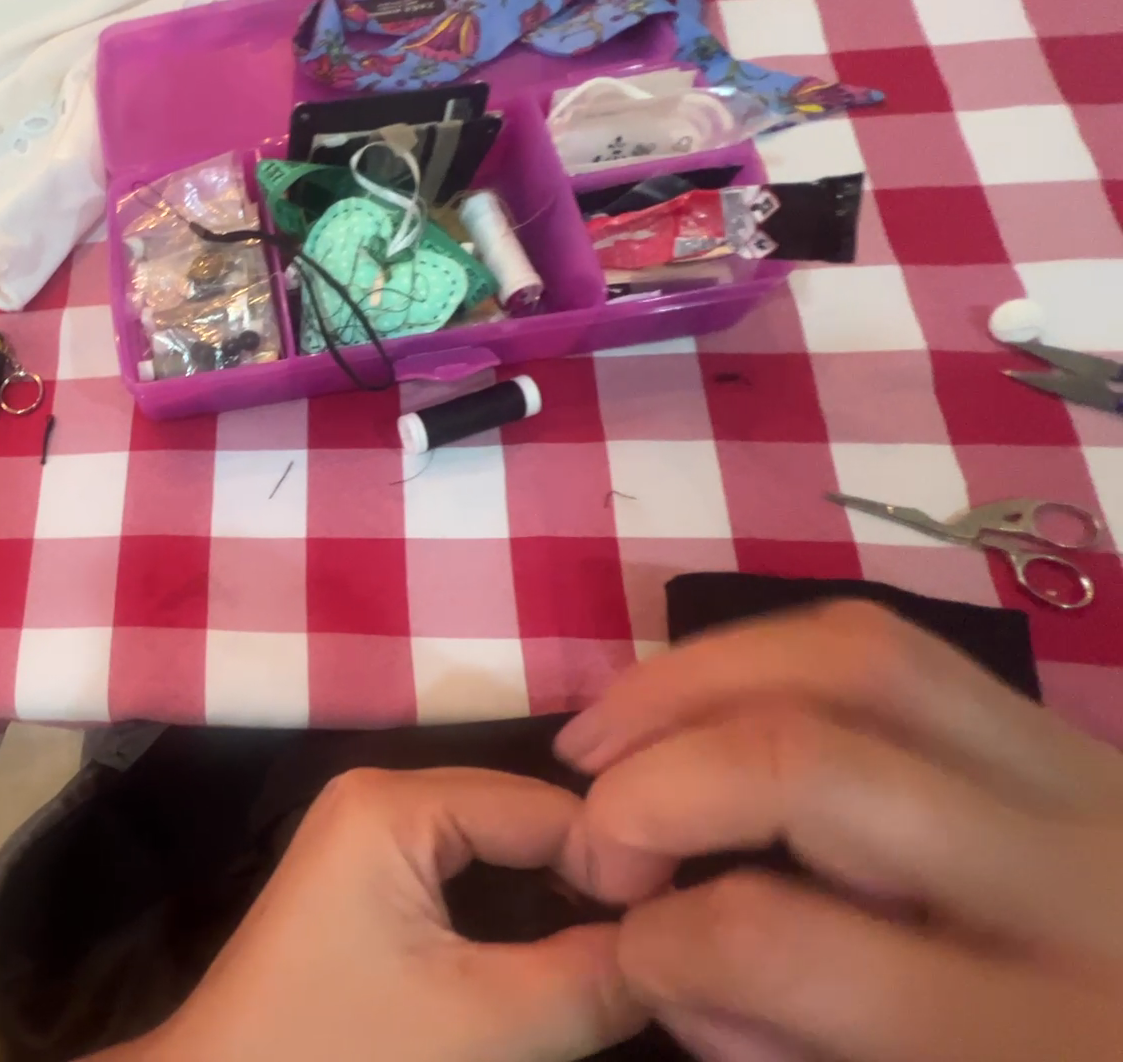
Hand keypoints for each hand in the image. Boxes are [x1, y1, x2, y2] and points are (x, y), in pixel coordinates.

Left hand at [95, 768, 646, 1061]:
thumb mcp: (485, 1023)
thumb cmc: (344, 1049)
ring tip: (640, 940)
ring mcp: (365, 826)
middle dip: (594, 872)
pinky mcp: (363, 866)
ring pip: (492, 840)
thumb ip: (596, 977)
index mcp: (394, 800)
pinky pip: (459, 863)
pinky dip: (513, 900)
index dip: (626, 859)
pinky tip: (564, 940)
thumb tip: (694, 943)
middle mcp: (378, 791)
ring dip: (558, 888)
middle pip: (516, 813)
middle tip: (683, 933)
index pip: (541, 803)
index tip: (707, 920)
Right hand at [555, 601, 1122, 1060]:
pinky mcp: (1059, 727)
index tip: (628, 948)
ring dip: (674, 685)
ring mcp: (1084, 775)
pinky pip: (870, 642)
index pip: (778, 938)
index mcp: (1049, 1033)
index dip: (659, 942)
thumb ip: (771, 1052)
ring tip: (598, 736)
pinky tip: (685, 700)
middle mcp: (1081, 881)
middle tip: (589, 834)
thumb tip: (649, 951)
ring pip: (836, 655)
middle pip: (798, 762)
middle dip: (646, 790)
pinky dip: (743, 658)